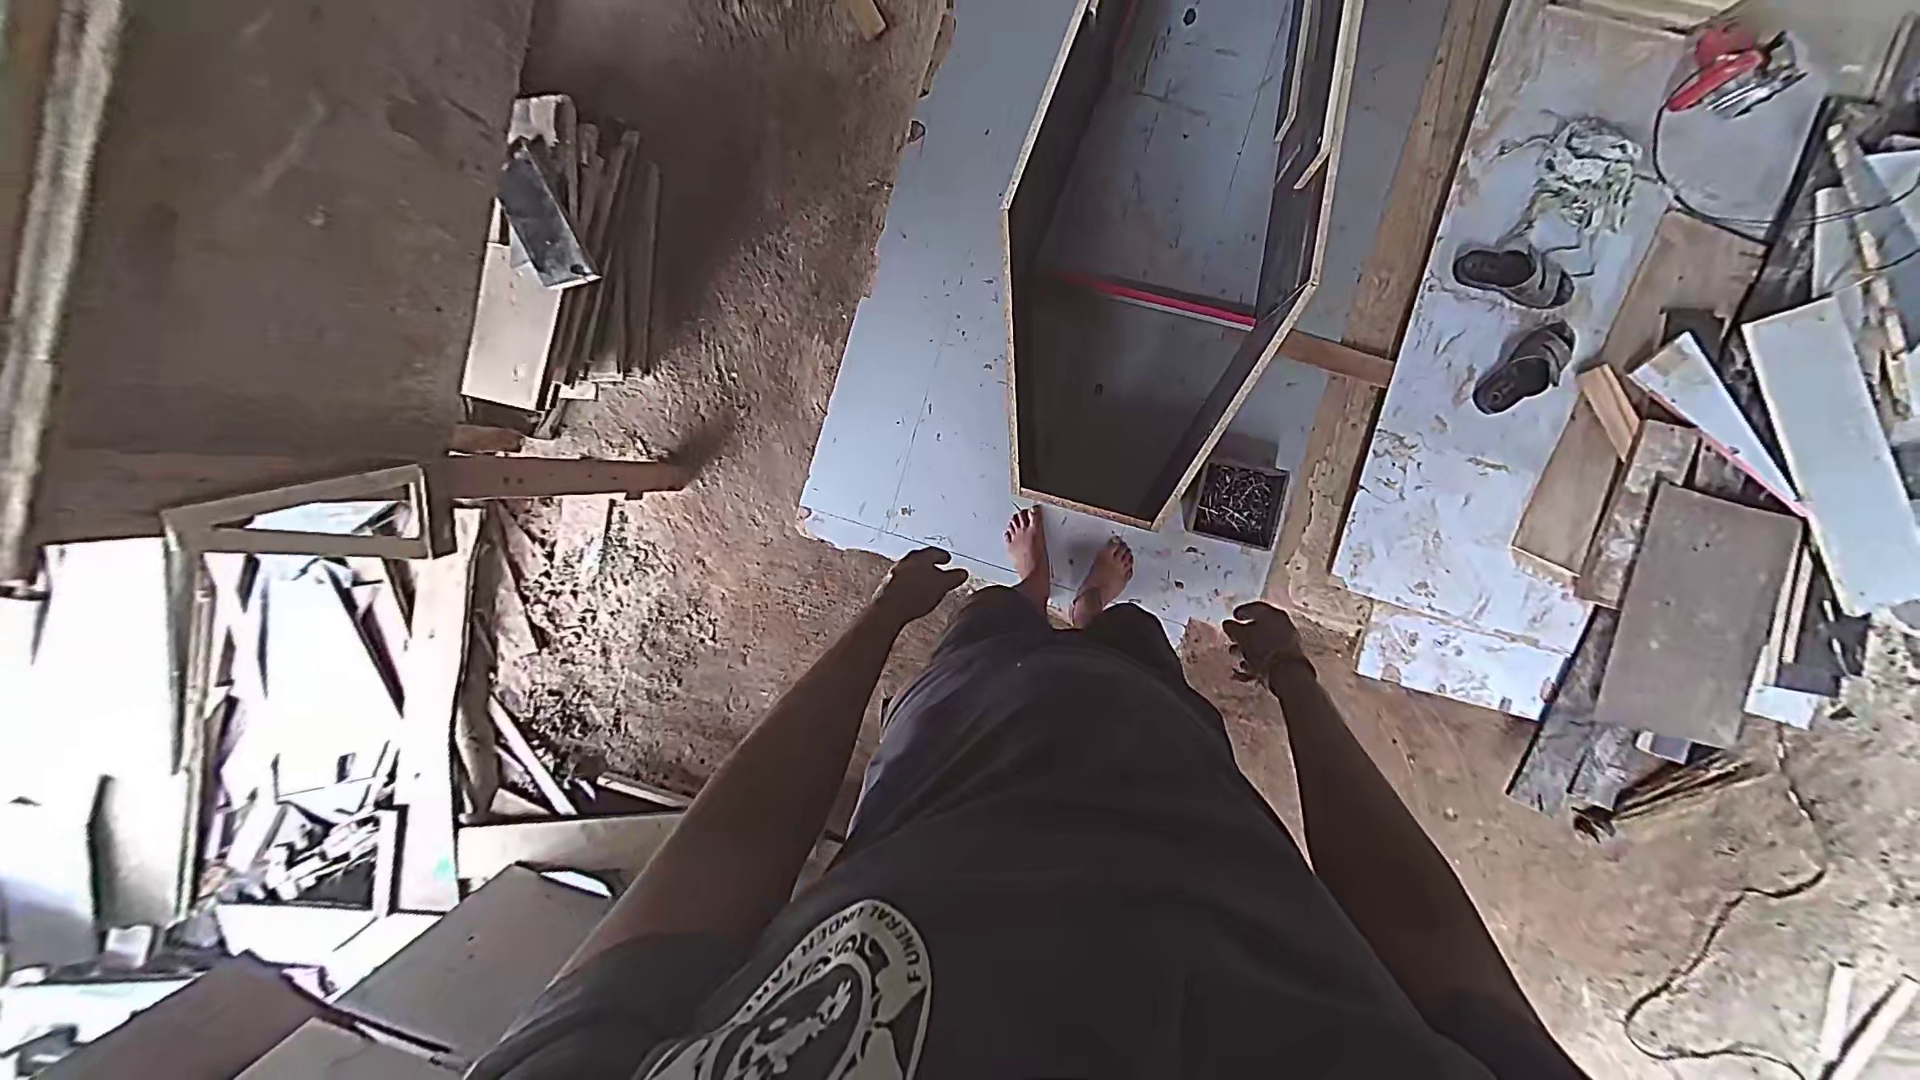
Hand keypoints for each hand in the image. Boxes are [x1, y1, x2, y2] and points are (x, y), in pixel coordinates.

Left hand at [870, 548, 967, 626]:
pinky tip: (913, 593)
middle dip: (930, 564)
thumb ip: (954, 577)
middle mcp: (906, 561)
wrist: (889, 608)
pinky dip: (909, 583)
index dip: (943, 556)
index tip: (947, 559)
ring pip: (911, 569)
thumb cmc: (915, 594)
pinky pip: (902, 580)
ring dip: (919, 574)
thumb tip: (963, 573)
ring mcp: (895, 572)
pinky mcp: (887, 585)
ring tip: (926, 583)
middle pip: (921, 559)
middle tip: (938, 569)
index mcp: (921, 557)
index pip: (935, 552)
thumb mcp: (943, 585)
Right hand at [1223, 602, 1314, 686]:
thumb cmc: (1262, 649)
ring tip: (1237, 654)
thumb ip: (1232, 628)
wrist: (1286, 672)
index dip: (1241, 612)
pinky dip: (1258, 657)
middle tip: (1233, 638)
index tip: (1233, 616)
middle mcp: (1283, 625)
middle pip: (1260, 626)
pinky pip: (1270, 653)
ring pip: (1264, 641)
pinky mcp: (1289, 657)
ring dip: (1249, 647)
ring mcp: (1288, 641)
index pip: (1254, 608)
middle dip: (1244, 633)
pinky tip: (1248, 665)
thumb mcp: (1240, 636)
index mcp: (1272, 614)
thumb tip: (1227, 624)